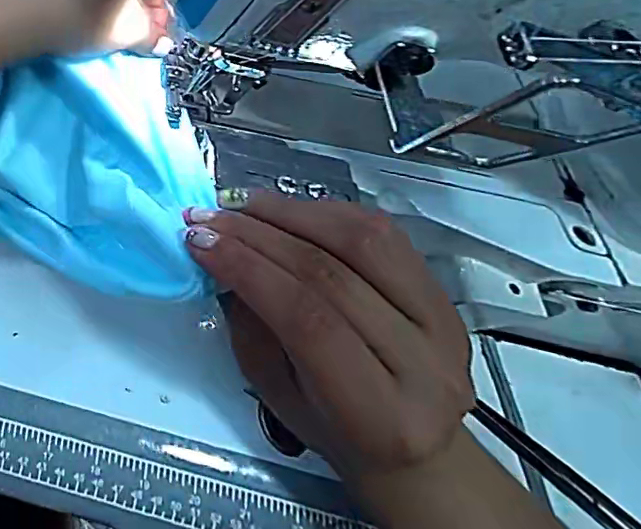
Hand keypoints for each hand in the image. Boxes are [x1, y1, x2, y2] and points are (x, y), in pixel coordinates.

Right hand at [183, 190, 473, 483]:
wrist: (410, 435)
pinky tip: (282, 210)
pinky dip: (321, 210)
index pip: (309, 322)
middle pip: (330, 274)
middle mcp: (426, 366)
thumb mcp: (275, 390)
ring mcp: (442, 320)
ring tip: (240, 205)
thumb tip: (220, 250)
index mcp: (381, 415)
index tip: (199, 241)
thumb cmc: (332, 425)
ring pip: (357, 239)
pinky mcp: (440, 287)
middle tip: (207, 217)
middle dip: (256, 235)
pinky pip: (376, 228)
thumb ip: (250, 323)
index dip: (248, 269)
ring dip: (287, 212)